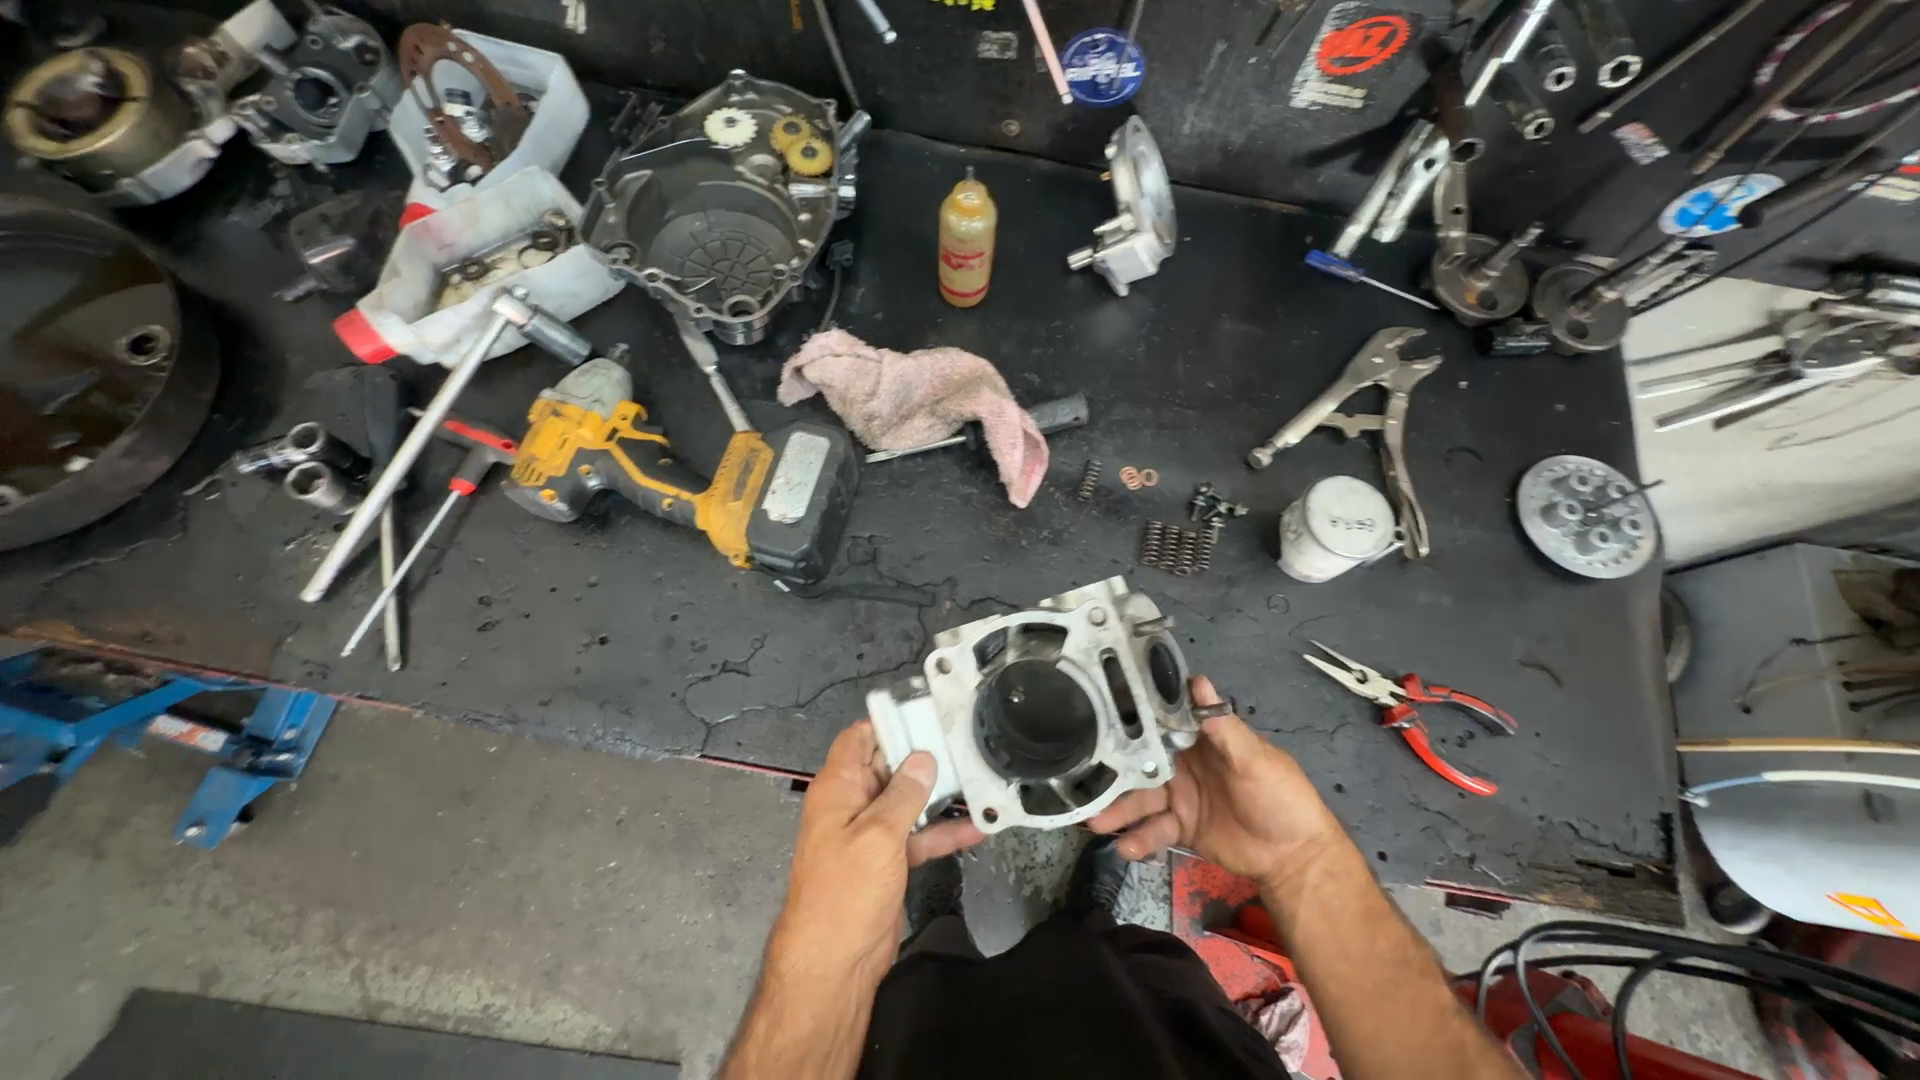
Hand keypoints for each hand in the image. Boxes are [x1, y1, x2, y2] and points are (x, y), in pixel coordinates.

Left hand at [767, 719, 984, 988]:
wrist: (835, 961)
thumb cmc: (845, 890)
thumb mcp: (877, 835)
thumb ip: (903, 795)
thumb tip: (923, 758)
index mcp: (838, 788)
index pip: (859, 738)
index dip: (888, 722)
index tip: (926, 711)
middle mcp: (853, 804)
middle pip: (889, 766)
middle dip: (923, 755)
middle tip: (963, 740)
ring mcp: (871, 833)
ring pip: (908, 801)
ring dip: (940, 794)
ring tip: (978, 777)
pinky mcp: (888, 860)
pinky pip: (918, 835)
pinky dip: (943, 832)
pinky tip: (977, 827)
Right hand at [1087, 675, 1342, 890]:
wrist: (1294, 856)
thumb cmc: (1280, 796)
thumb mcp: (1254, 759)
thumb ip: (1223, 727)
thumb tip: (1198, 681)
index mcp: (1198, 739)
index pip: (1158, 723)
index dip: (1129, 721)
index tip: (1096, 718)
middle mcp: (1181, 763)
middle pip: (1139, 764)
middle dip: (1112, 773)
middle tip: (1083, 780)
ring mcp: (1177, 796)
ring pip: (1139, 799)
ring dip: (1118, 810)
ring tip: (1095, 822)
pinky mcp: (1178, 827)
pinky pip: (1152, 831)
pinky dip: (1139, 839)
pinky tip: (1127, 848)